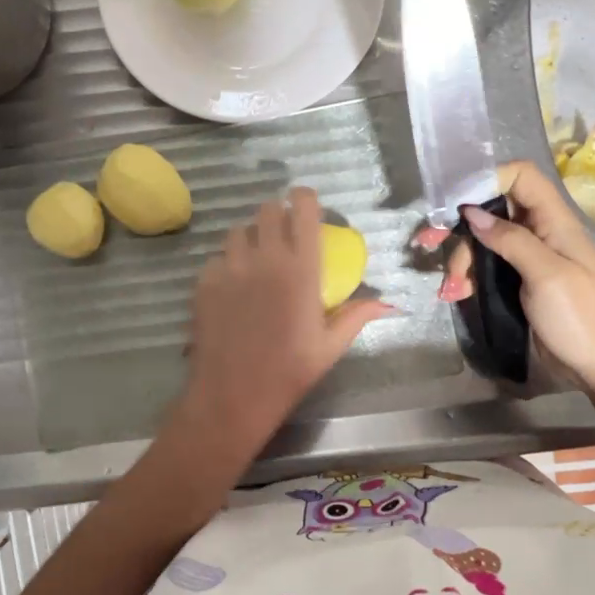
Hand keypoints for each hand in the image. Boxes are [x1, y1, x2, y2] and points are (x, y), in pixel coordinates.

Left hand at [182, 188, 392, 451]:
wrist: (232, 395)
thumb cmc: (288, 373)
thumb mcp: (330, 347)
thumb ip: (357, 316)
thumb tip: (389, 303)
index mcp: (301, 270)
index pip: (303, 209)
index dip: (304, 199)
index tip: (307, 206)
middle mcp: (265, 259)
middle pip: (267, 210)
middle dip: (276, 216)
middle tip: (282, 236)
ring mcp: (230, 268)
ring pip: (237, 231)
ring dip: (249, 239)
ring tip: (256, 262)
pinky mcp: (204, 282)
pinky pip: (216, 259)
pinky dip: (226, 265)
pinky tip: (233, 290)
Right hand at [429, 162, 594, 395]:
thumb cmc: (581, 318)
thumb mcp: (547, 275)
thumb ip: (511, 240)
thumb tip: (472, 212)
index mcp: (555, 221)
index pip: (520, 177)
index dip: (488, 179)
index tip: (454, 201)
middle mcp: (540, 233)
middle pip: (492, 211)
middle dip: (459, 225)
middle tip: (428, 241)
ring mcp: (527, 259)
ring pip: (483, 242)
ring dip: (460, 260)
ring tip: (449, 289)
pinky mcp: (517, 283)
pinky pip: (485, 269)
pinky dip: (467, 279)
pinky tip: (455, 295)